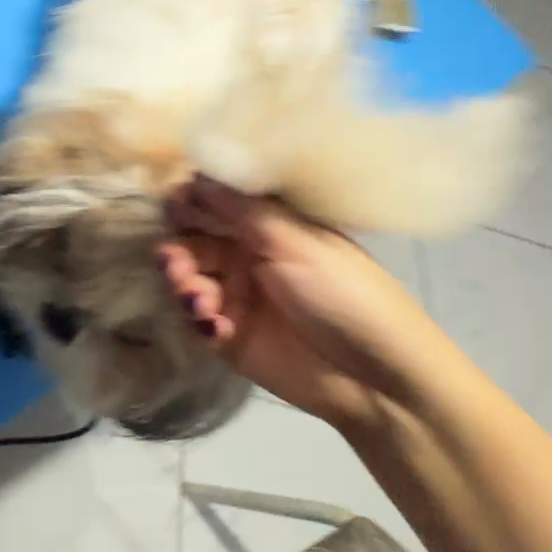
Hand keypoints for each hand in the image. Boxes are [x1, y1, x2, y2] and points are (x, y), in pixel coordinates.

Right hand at [159, 177, 455, 432]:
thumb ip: (241, 208)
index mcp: (268, 228)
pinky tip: (216, 327)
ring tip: (198, 300)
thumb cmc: (347, 297)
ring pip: (186, 278)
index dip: (188, 200)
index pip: (215, 202)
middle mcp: (247, 257)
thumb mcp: (297, 243)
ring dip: (184, 284)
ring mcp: (236, 296)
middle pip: (191, 241)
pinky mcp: (227, 336)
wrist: (380, 382)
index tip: (170, 206)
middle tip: (176, 265)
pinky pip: (193, 318)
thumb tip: (195, 169)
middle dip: (178, 251)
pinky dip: (197, 319)